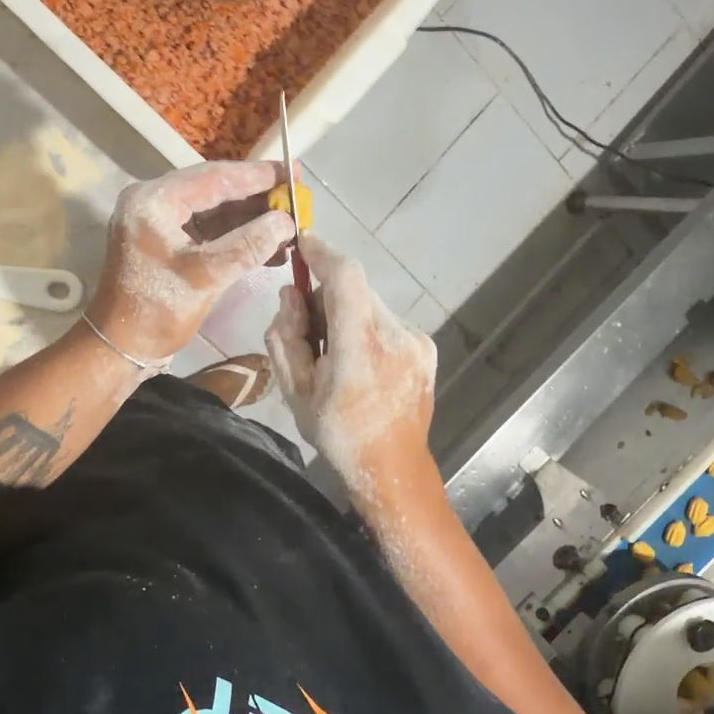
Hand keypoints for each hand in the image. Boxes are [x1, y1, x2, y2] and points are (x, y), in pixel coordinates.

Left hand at [85, 161, 296, 361]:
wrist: (121, 348)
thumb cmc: (157, 312)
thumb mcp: (206, 276)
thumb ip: (248, 245)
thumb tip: (287, 221)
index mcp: (154, 201)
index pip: (214, 177)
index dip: (258, 176)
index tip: (294, 172)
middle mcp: (154, 202)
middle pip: (215, 189)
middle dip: (259, 196)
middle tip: (298, 194)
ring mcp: (160, 222)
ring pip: (215, 210)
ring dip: (252, 219)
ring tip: (291, 224)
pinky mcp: (168, 243)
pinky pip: (209, 230)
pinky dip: (238, 237)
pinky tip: (271, 247)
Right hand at [265, 235, 437, 499]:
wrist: (393, 468)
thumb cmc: (338, 435)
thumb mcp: (295, 392)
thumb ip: (286, 337)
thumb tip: (291, 295)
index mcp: (360, 347)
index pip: (345, 276)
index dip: (322, 253)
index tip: (302, 244)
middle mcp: (395, 335)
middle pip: (355, 291)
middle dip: (325, 299)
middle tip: (307, 332)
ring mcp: (416, 341)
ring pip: (369, 306)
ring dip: (346, 317)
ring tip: (335, 358)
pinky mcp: (426, 348)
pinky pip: (386, 324)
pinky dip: (365, 332)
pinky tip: (361, 367)